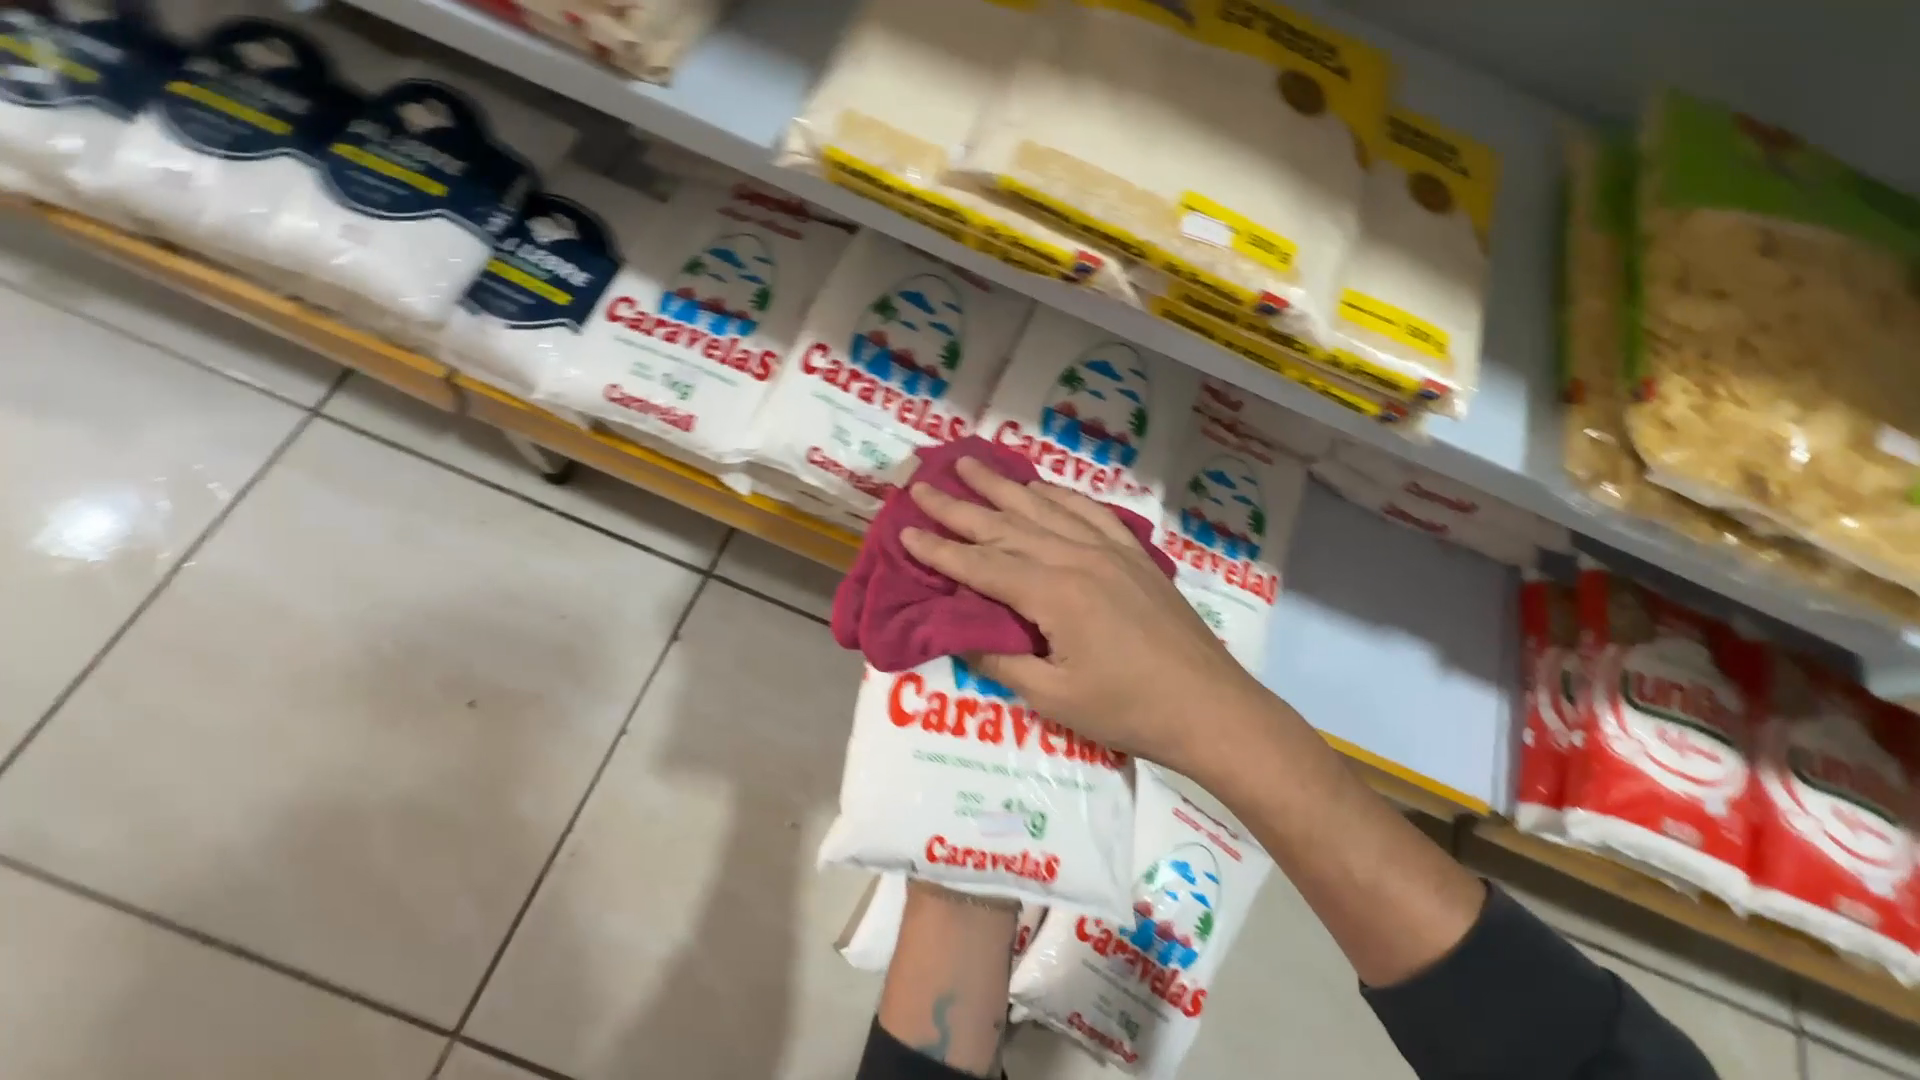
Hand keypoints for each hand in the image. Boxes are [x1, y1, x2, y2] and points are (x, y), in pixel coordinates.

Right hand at [900, 457, 1269, 774]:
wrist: (1210, 707)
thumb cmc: (1129, 709)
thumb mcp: (1053, 696)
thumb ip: (1001, 661)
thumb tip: (959, 635)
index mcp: (1054, 593)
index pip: (982, 565)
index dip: (940, 551)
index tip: (904, 531)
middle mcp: (1078, 558)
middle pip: (1007, 526)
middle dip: (960, 506)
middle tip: (922, 484)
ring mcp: (1111, 552)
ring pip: (1046, 509)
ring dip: (1004, 487)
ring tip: (971, 464)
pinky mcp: (1135, 556)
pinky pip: (1090, 512)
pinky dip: (1060, 496)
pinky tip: (1043, 488)